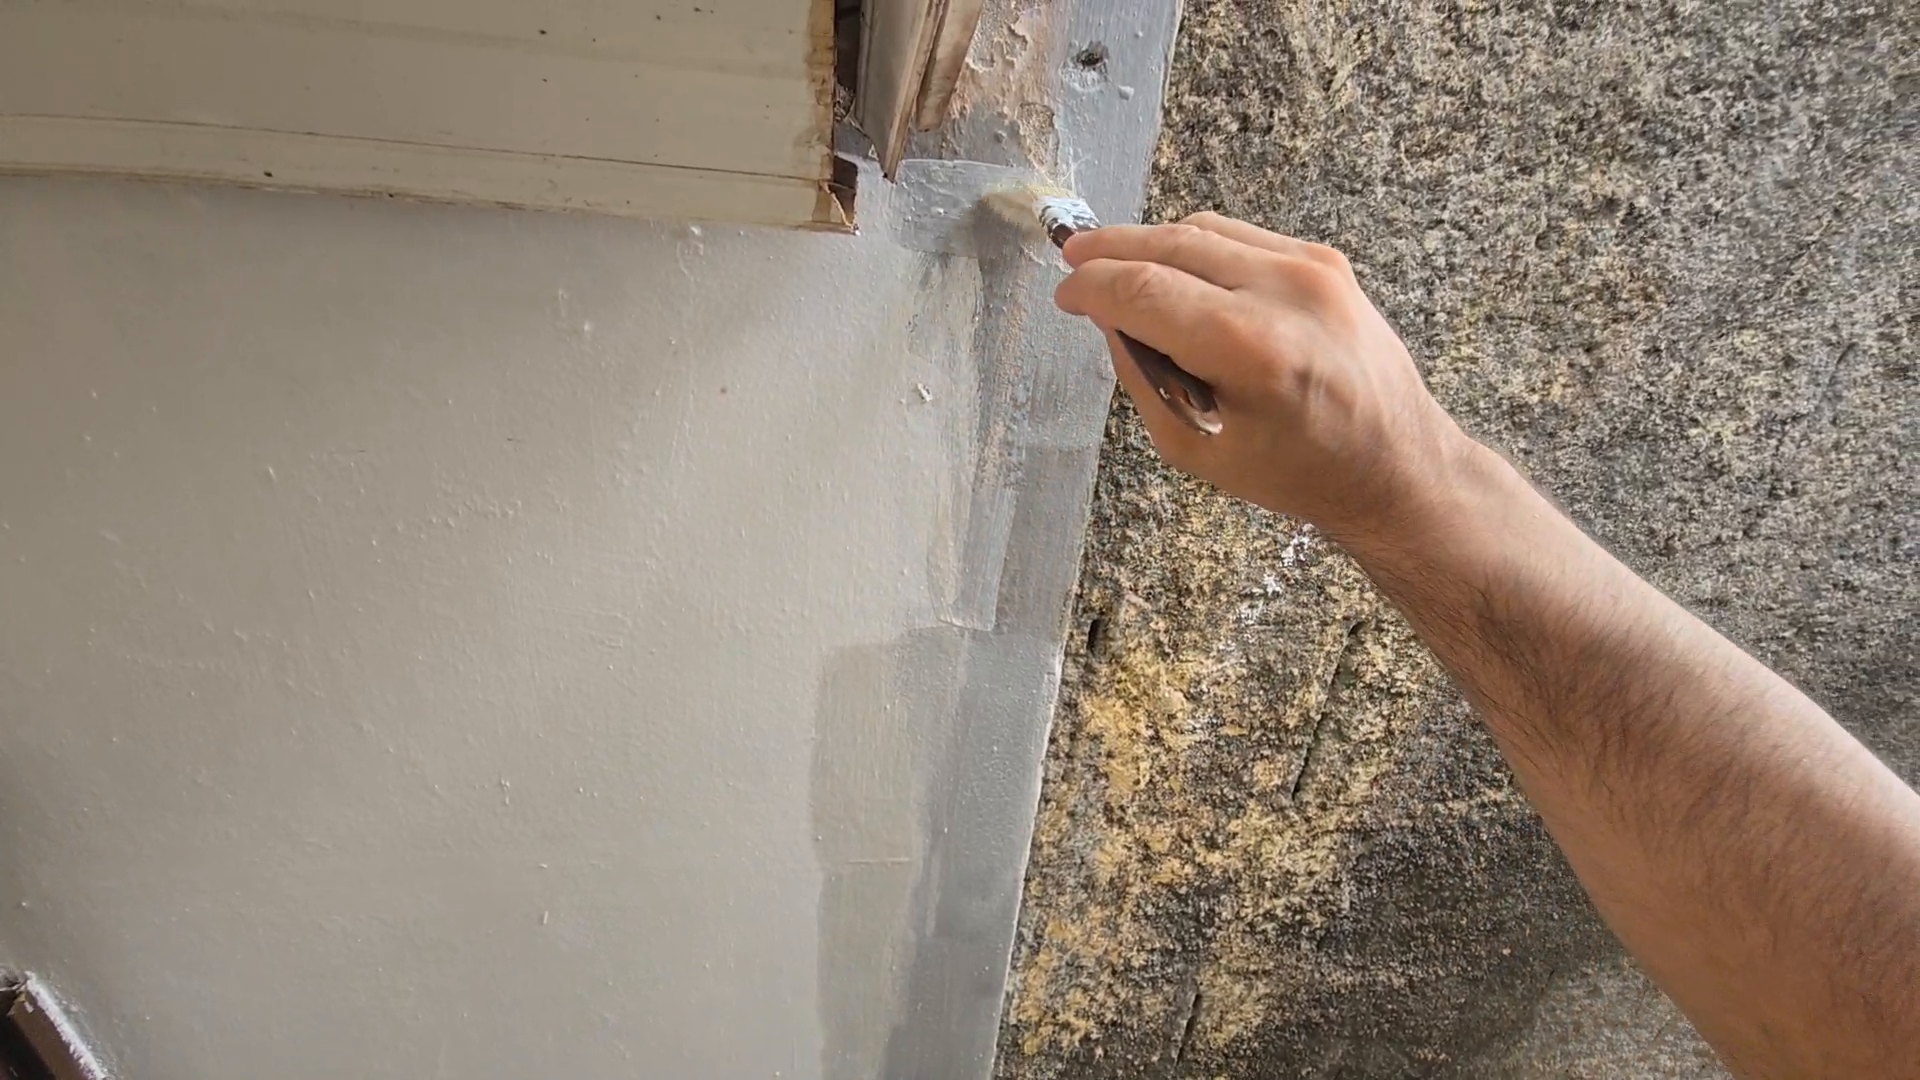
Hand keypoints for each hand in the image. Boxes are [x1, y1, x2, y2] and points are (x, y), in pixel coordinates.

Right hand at [1055, 213, 1469, 544]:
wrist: (1393, 462)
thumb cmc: (1294, 473)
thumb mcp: (1193, 450)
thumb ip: (1143, 380)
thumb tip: (1112, 325)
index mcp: (1250, 349)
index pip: (1144, 291)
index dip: (1092, 287)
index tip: (1065, 294)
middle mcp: (1284, 291)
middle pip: (1170, 246)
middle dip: (1110, 250)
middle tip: (1073, 258)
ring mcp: (1311, 267)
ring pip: (1203, 231)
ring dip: (1149, 243)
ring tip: (1114, 263)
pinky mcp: (1325, 261)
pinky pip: (1238, 237)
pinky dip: (1194, 248)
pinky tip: (1171, 269)